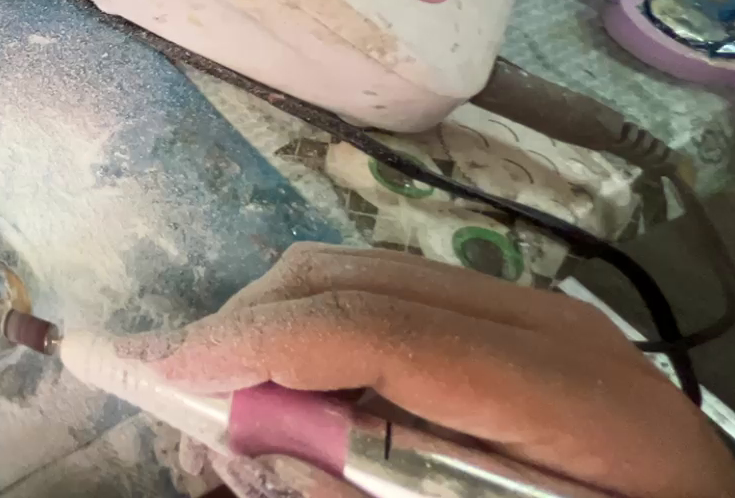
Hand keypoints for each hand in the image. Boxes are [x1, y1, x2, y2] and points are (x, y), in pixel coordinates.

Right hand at [118, 242, 734, 497]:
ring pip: (332, 273)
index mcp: (566, 389)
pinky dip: (295, 330)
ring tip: (224, 401)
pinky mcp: (479, 312)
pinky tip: (282, 385)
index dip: (257, 343)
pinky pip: (355, 291)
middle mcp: (529, 319)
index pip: (372, 328)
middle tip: (179, 397)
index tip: (167, 371)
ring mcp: (505, 305)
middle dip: (239, 331)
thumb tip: (255, 460)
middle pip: (334, 282)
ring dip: (257, 328)